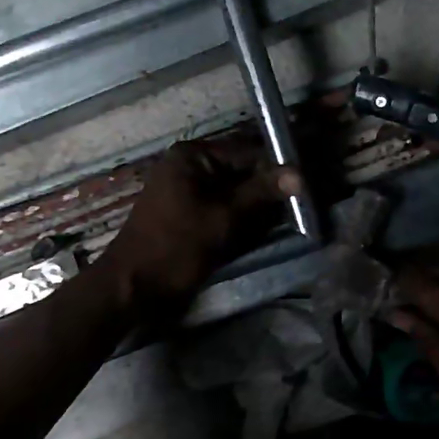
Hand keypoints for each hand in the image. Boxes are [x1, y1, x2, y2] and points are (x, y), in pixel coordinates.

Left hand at [101, 137, 300, 316]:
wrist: (132, 286)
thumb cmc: (176, 248)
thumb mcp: (223, 219)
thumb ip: (260, 193)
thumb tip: (300, 173)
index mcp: (192, 156)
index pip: (247, 152)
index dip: (277, 169)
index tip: (306, 187)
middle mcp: (188, 165)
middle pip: (240, 171)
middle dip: (267, 190)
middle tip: (299, 207)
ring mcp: (184, 189)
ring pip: (232, 191)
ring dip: (255, 207)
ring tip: (284, 221)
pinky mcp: (185, 212)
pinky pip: (219, 207)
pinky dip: (238, 217)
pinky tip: (258, 231)